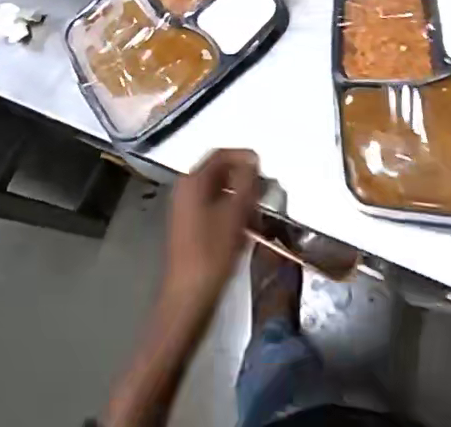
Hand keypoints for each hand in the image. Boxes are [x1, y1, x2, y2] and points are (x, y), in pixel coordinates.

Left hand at [161, 149, 259, 312]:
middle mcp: (185, 189)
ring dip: (239, 196)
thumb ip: (246, 183)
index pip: (220, 155)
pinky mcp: (189, 226)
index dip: (244, 157)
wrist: (189, 295)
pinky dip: (231, 211)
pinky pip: (213, 207)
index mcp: (192, 181)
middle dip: (244, 178)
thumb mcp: (235, 214)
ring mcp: (185, 208)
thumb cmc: (212, 253)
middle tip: (265, 191)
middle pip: (218, 172)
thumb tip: (253, 160)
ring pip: (218, 191)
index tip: (265, 168)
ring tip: (259, 211)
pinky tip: (246, 227)